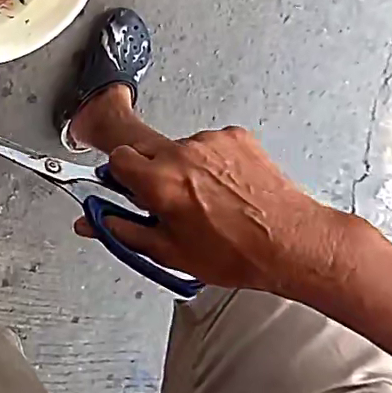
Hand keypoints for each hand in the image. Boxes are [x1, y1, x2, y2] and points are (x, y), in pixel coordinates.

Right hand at [77, 126, 387, 298]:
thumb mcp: (168, 252)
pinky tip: (225, 185)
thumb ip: (120, 231)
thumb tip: (91, 222)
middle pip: (144, 148)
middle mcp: (180, 156)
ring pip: (177, 147)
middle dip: (150, 170)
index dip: (122, 175)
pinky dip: (212, 160)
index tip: (131, 188)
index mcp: (158, 182)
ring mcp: (210, 143)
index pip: (117, 157)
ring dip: (183, 166)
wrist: (299, 246)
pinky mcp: (235, 138)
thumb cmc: (241, 254)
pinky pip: (208, 143)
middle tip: (170, 196)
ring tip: (206, 196)